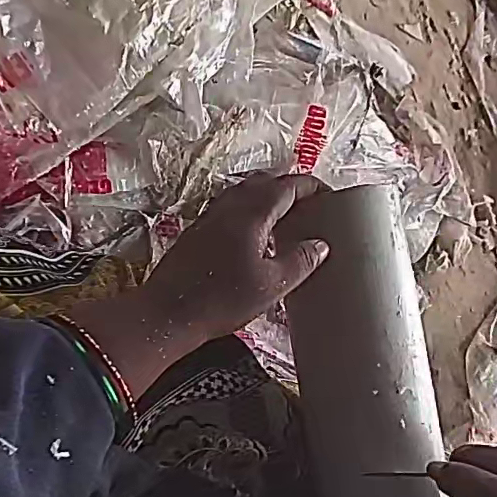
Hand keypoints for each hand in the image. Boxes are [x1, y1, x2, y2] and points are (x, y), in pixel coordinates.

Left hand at [139, 172, 330, 343]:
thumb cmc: (222, 300)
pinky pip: (227, 210)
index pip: (287, 187)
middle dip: (287, 187)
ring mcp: (208, 219)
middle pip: (262, 183)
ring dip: (264, 198)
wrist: (169, 313)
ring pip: (241, 194)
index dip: (310, 187)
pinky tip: (252, 235)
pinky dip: (247, 211)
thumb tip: (320, 245)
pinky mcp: (195, 233)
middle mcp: (227, 208)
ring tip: (283, 218)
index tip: (327, 194)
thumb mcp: (271, 285)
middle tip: (307, 204)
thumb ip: (300, 261)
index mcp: (251, 214)